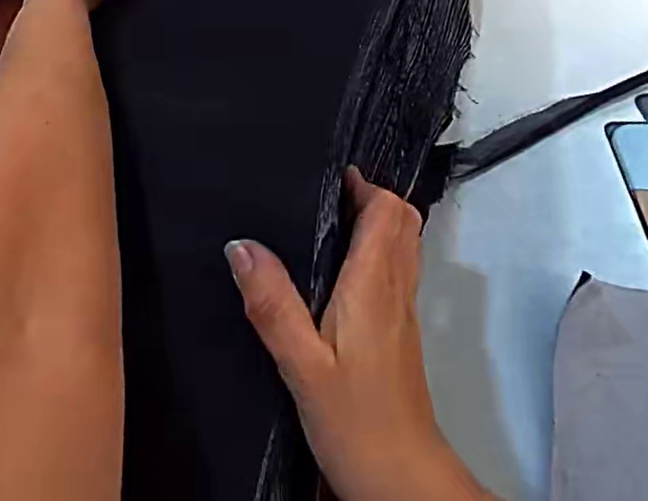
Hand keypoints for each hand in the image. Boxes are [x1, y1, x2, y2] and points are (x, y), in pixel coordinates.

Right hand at [227, 169, 491, 500]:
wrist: (401, 473)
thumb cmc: (353, 417)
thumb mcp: (300, 363)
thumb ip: (273, 303)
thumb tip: (241, 245)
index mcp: (374, 281)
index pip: (388, 209)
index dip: (366, 185)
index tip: (334, 177)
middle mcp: (397, 284)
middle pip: (404, 218)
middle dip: (374, 197)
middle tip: (334, 196)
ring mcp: (406, 306)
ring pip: (406, 241)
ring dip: (381, 220)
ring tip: (337, 222)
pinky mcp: (404, 327)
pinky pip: (401, 267)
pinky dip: (383, 248)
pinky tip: (348, 270)